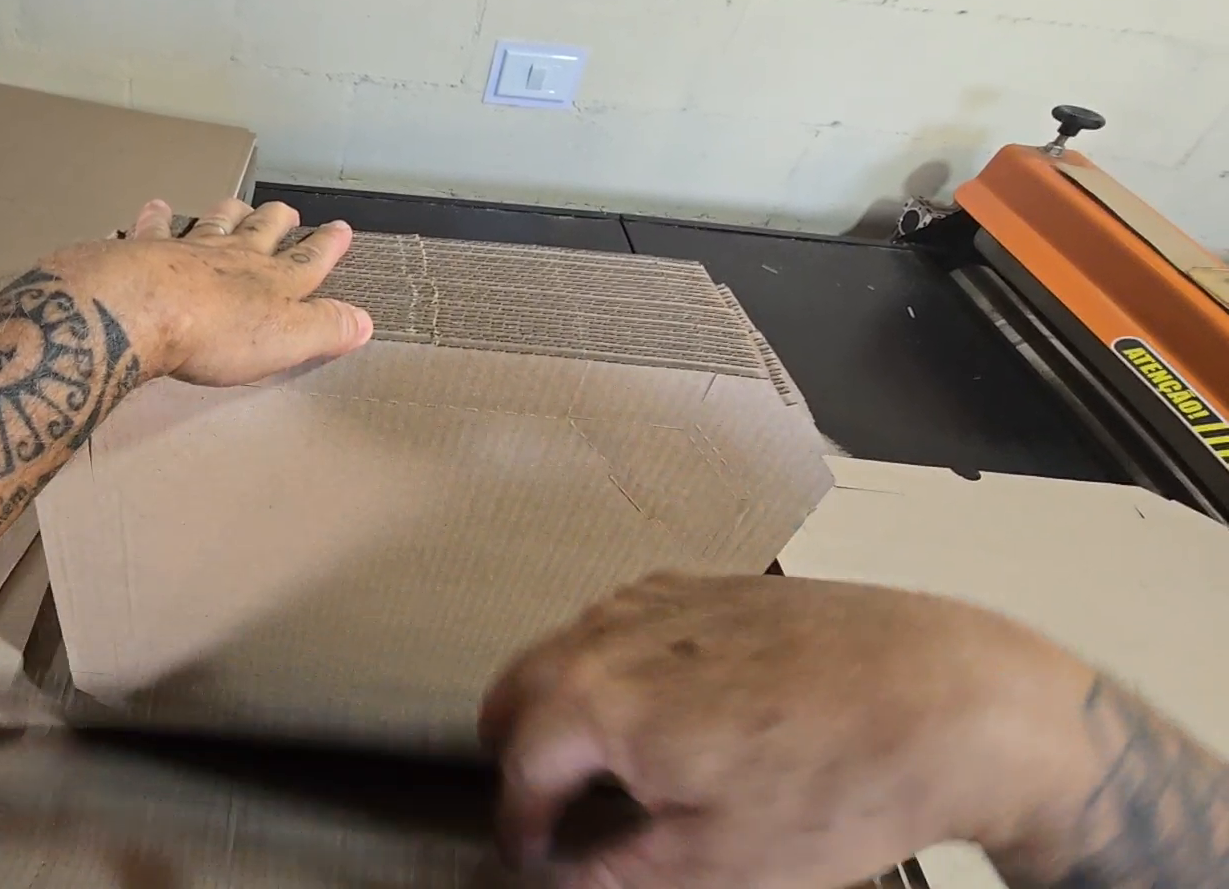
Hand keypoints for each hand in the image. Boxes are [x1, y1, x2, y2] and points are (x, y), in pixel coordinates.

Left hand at [47, 198, 373, 386]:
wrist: (143, 310)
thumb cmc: (215, 333)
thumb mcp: (287, 340)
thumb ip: (326, 328)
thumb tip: (364, 321)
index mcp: (271, 282)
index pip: (308, 261)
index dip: (327, 247)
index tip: (341, 229)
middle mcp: (234, 258)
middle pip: (262, 231)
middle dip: (279, 221)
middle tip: (288, 210)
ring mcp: (189, 250)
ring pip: (216, 223)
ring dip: (228, 213)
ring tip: (235, 203)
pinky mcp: (146, 252)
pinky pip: (154, 229)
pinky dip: (157, 217)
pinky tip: (156, 206)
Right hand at [480, 573, 1100, 888]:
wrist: (936, 690)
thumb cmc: (837, 776)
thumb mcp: (726, 862)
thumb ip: (621, 874)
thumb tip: (564, 880)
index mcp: (596, 700)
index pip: (520, 765)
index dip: (516, 820)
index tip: (523, 848)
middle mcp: (599, 637)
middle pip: (514, 688)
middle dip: (509, 746)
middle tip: (532, 794)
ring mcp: (636, 603)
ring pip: (555, 651)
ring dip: (550, 702)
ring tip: (588, 754)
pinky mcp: (674, 587)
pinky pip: (605, 624)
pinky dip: (596, 665)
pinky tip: (647, 701)